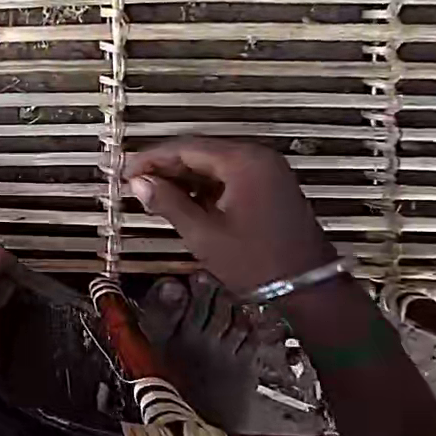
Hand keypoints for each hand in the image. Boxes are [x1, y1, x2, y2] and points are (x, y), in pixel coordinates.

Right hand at [121, 137, 334, 293]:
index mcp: (243, 161)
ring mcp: (267, 169)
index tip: (126, 170)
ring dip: (183, 176)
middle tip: (135, 181)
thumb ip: (169, 203)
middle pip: (200, 151)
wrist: (309, 288)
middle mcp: (257, 156)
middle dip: (165, 166)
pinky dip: (204, 185)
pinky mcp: (270, 184)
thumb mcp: (205, 235)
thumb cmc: (257, 263)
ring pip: (213, 163)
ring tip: (153, 193)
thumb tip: (139, 184)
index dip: (151, 158)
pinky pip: (229, 175)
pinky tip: (183, 200)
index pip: (186, 147)